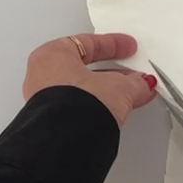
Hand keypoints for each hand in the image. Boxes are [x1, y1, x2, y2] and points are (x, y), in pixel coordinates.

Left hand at [22, 33, 158, 126]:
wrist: (64, 139)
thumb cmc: (74, 106)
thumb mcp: (117, 86)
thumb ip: (132, 82)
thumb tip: (140, 84)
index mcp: (51, 55)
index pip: (86, 43)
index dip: (111, 44)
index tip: (127, 46)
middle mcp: (41, 75)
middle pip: (82, 68)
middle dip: (111, 72)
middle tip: (130, 74)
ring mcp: (42, 100)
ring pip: (80, 90)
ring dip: (105, 92)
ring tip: (128, 97)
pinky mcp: (50, 122)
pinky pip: (76, 107)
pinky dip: (95, 107)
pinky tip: (112, 114)